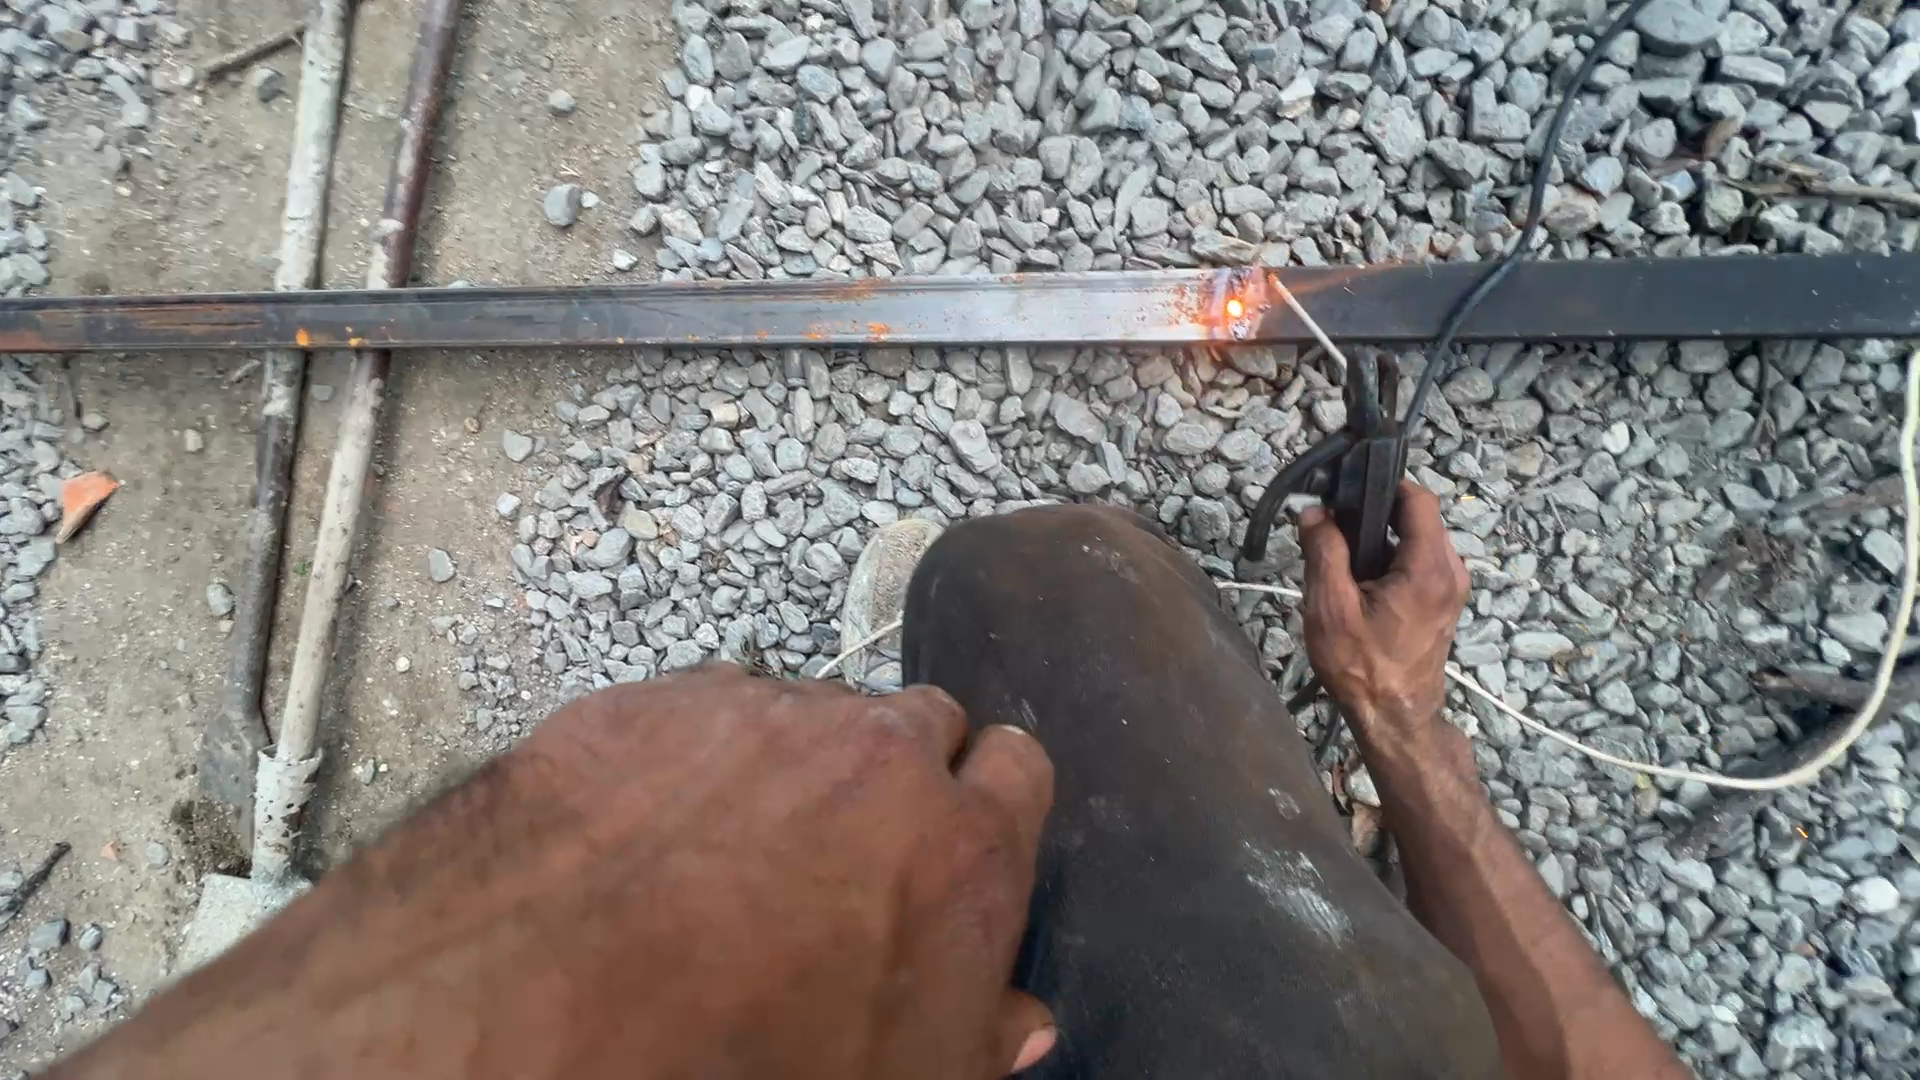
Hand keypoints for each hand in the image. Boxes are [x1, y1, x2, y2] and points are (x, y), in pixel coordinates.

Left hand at [62, 669, 1056, 1079]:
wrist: (495, 1055)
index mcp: (957, 845)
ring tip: (725, 846)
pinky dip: (703, 751)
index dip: (991, 802)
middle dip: (901, 774)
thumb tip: (1026, 1016)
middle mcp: (875, 751)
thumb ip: (975, 1038)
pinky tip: (642, 827)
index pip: (1019, 766)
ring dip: (799, 763)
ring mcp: (762, 712)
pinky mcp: (658, 697)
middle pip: (924, 723)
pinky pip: (713, 709)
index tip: (958, 837)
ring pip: (817, 713)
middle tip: (842, 849)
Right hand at [1299, 481, 1468, 739]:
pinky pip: (1415, 562)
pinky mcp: (1441, 602)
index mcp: (1430, 568)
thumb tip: (1314, 511)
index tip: (1343, 489)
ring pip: (1413, 540)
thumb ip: (1323, 551)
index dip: (1380, 485)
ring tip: (1337, 558)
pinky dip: (1386, 559)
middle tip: (1329, 529)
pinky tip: (1355, 580)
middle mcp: (1451, 571)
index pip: (1417, 499)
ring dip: (1376, 539)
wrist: (1392, 716)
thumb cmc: (1360, 664)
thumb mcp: (1330, 606)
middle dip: (1371, 515)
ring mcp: (1450, 588)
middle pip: (1415, 517)